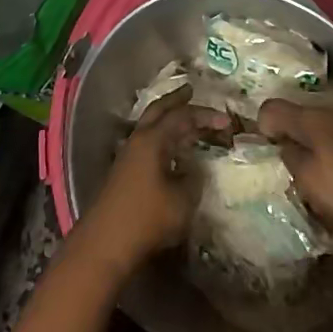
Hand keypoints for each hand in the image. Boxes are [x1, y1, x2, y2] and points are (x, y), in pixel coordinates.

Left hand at [81, 90, 228, 267]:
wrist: (106, 242)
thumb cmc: (147, 218)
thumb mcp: (183, 200)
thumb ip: (194, 178)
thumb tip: (196, 166)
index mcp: (153, 139)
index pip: (182, 116)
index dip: (205, 115)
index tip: (226, 120)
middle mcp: (138, 139)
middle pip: (159, 110)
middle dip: (176, 99)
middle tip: (192, 90)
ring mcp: (128, 153)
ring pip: (150, 124)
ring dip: (168, 117)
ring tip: (185, 117)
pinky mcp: (125, 169)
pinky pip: (147, 140)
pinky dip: (162, 135)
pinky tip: (170, 147)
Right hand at [257, 98, 332, 247]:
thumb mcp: (307, 177)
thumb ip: (289, 157)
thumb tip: (284, 146)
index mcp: (310, 116)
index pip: (272, 108)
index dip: (262, 126)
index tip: (262, 151)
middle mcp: (328, 113)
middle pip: (294, 117)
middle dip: (283, 136)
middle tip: (278, 165)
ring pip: (312, 131)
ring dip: (303, 147)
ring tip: (301, 176)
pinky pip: (329, 144)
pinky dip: (321, 156)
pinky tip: (325, 181)